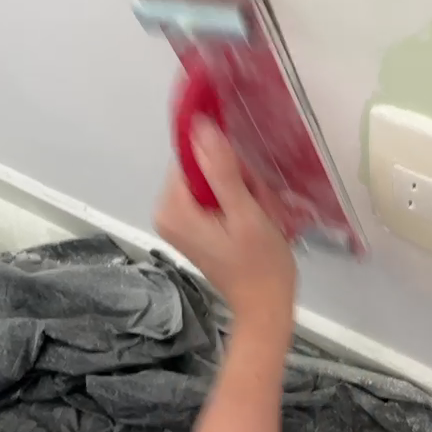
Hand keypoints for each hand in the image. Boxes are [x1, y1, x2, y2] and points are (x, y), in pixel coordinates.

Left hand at [155, 118, 297, 327]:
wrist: (265, 306)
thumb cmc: (261, 264)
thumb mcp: (246, 213)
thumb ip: (222, 169)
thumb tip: (201, 125)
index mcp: (172, 208)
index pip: (193, 156)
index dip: (227, 164)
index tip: (249, 187)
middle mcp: (166, 212)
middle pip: (202, 167)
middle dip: (237, 180)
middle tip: (258, 208)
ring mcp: (178, 221)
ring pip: (213, 180)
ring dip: (242, 192)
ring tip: (258, 218)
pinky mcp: (192, 227)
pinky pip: (213, 196)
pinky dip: (237, 203)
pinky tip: (251, 222)